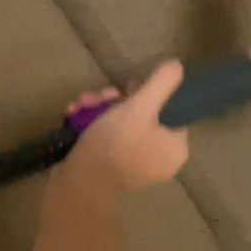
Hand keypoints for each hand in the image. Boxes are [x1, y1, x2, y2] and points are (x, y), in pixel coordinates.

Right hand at [64, 60, 188, 192]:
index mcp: (175, 149)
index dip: (148, 94)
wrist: (77, 185)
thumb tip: (176, 66)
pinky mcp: (109, 171)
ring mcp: (133, 167)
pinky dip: (92, 127)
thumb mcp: (138, 107)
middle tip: (98, 96)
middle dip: (115, 102)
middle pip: (142, 117)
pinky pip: (107, 141)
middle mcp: (158, 160)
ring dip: (98, 110)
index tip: (126, 86)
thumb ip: (162, 83)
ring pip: (121, 127)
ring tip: (80, 105)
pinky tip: (73, 117)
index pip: (169, 111)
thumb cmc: (113, 146)